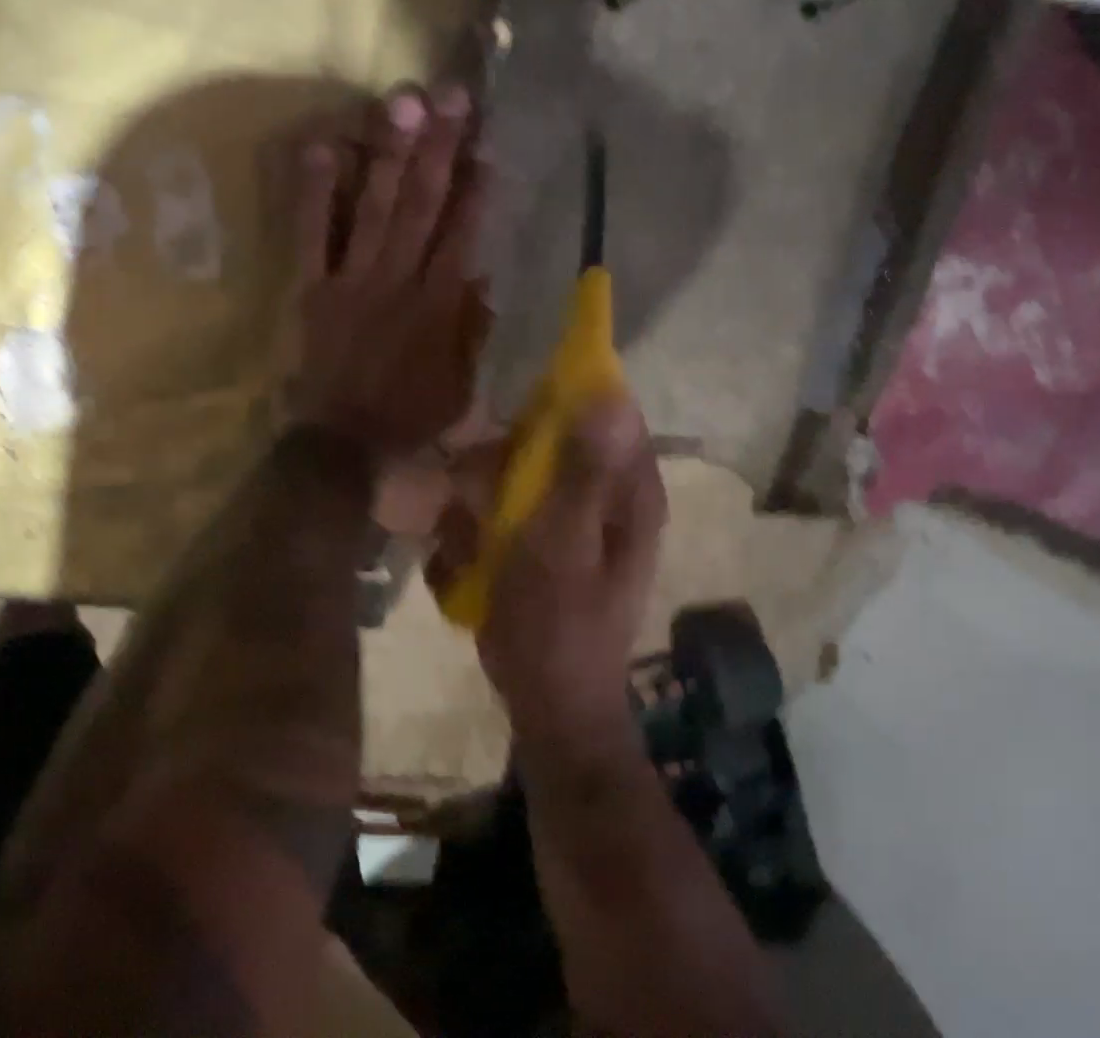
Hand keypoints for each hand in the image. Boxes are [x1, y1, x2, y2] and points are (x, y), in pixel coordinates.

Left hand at [287, 86, 490, 456]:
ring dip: (388, 154)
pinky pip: (313, 235)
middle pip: (422, 207)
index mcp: (439, 307)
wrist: (342, 443)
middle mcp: (398, 282)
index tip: (485, 145)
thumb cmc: (406, 418)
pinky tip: (324, 147)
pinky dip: (317, 193)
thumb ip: (472, 333)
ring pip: (374, 209)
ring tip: (400, 103)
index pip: (462, 235)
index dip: (475, 188)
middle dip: (439, 150)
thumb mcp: (459, 388)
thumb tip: (484, 281)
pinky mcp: (312, 289)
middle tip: (451, 97)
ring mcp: (352, 281)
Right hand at [429, 394, 666, 730]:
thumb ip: (580, 472)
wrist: (551, 703)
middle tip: (475, 500)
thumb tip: (609, 394)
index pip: (606, 413)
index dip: (556, 405)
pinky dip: (483, 534)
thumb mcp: (562, 544)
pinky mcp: (547, 552)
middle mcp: (609, 503)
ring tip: (469, 545)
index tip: (507, 429)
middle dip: (504, 467)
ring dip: (484, 506)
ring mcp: (576, 529)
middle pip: (554, 445)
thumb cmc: (556, 626)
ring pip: (521, 482)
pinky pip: (507, 519)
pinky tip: (471, 563)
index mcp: (630, 494)